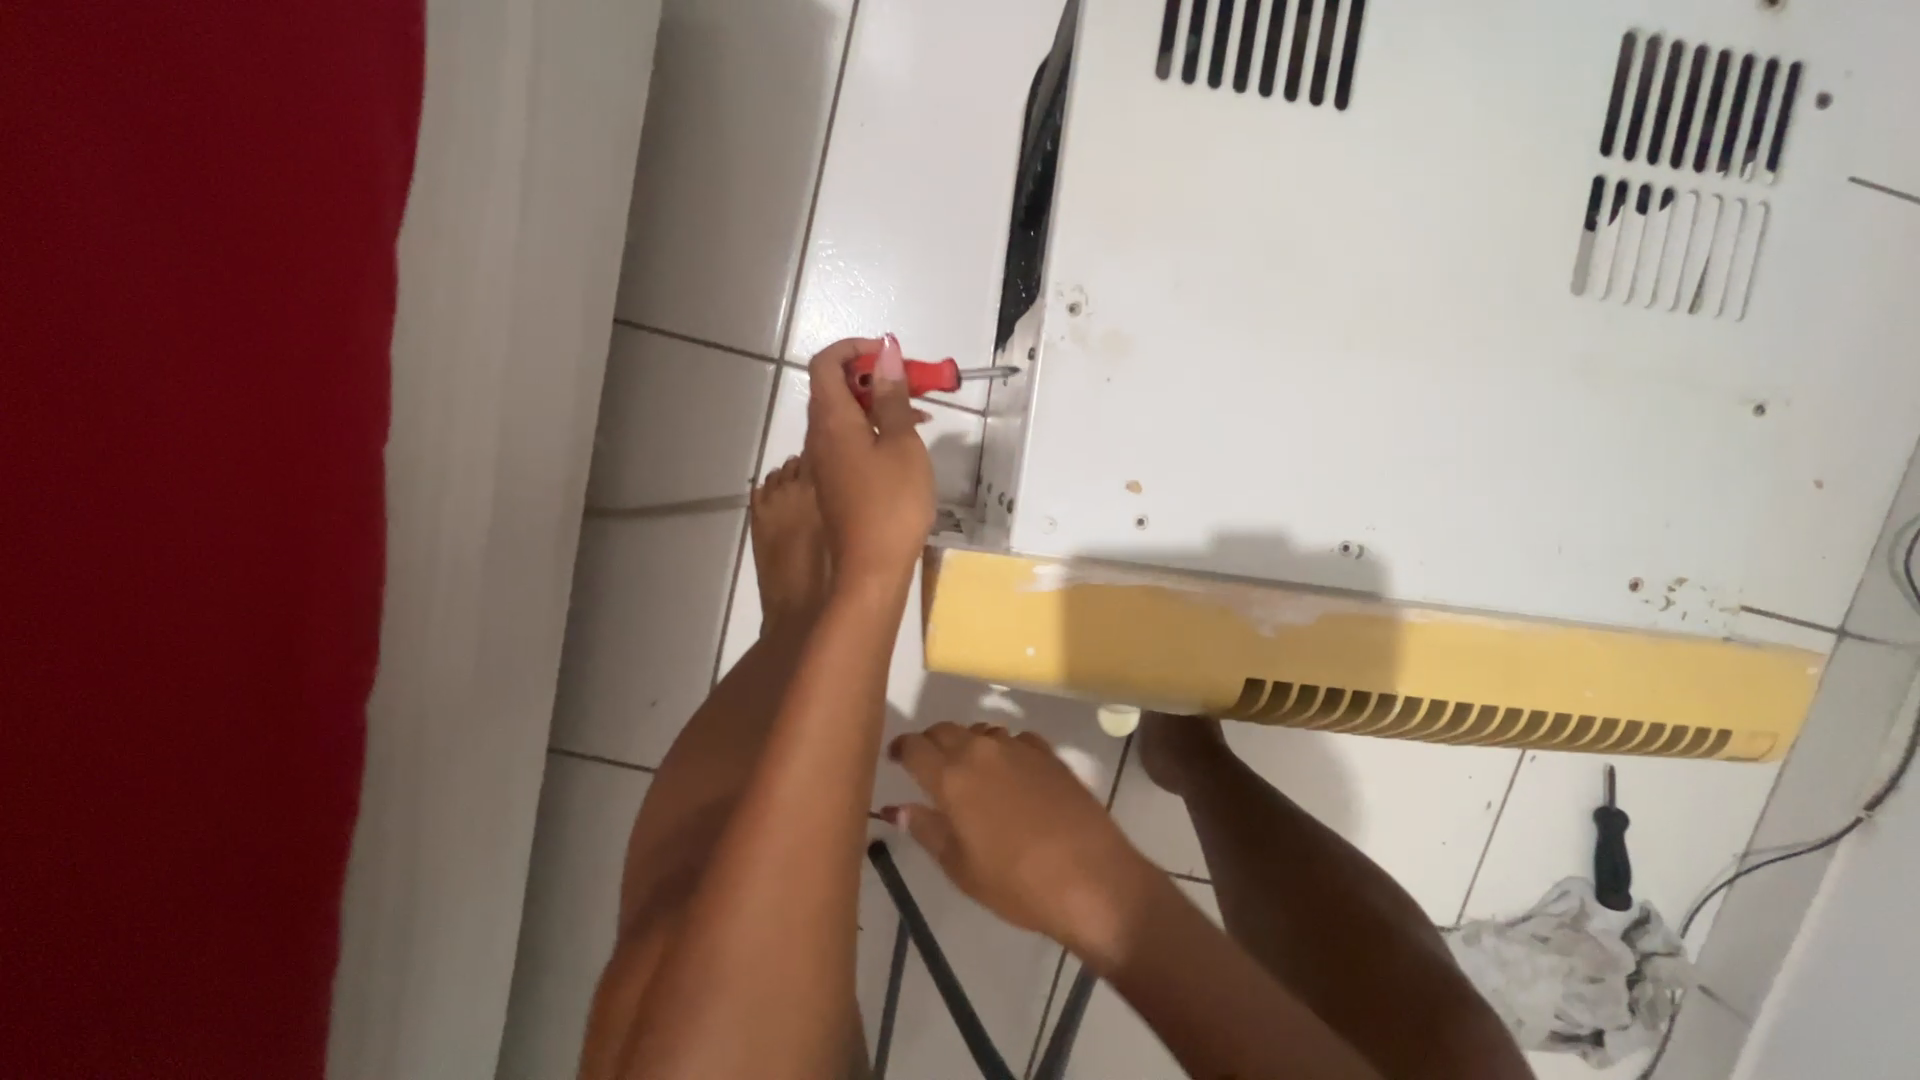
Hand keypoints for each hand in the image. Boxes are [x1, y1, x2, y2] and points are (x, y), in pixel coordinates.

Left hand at [804, 334, 935, 590]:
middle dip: (874, 377)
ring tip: (919, 415)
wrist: (870, 569)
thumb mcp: (902, 444)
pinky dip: (873, 431)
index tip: (891, 356)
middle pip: (835, 388)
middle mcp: (819, 436)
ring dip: (877, 405)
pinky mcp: (836, 484)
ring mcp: (825, 463)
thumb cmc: (891, 504)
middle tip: (914, 385)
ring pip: (845, 417)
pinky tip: (904, 446)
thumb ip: (893, 398)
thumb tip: (885, 357)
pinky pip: (848, 442)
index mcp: (832, 419)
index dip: (854, 349)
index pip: (826, 363)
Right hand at [884, 723, 1156, 953]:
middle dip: (932, 743)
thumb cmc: (1017, 884)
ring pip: (982, 733)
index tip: (896, 759)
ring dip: (968, 745)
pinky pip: (1016, 741)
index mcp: (952, 776)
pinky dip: (1003, 751)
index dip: (901, 749)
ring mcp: (1021, 749)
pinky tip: (1010, 775)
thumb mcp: (961, 867)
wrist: (1092, 879)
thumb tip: (901, 809)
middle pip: (946, 730)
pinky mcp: (1051, 756)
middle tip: (928, 766)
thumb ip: (928, 830)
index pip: (915, 746)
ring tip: (970, 773)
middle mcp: (983, 751)